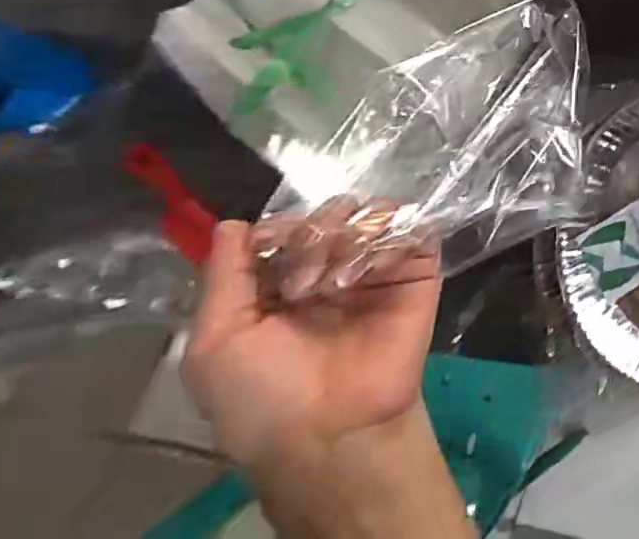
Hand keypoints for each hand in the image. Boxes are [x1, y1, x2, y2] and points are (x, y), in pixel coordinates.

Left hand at [183, 220, 440, 472]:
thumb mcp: (217, 340)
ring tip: (338, 279)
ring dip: (352, 234)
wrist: (332, 423)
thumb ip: (224, 278)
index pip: (288, 230)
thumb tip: (232, 223)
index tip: (271, 242)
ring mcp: (381, 270)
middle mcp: (335, 270)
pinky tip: (370, 268)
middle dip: (316, 232)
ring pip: (376, 216)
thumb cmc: (262, 391)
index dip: (280, 227)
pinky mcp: (421, 272)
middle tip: (306, 278)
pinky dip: (392, 237)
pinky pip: (417, 231)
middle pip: (334, 216)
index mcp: (285, 285)